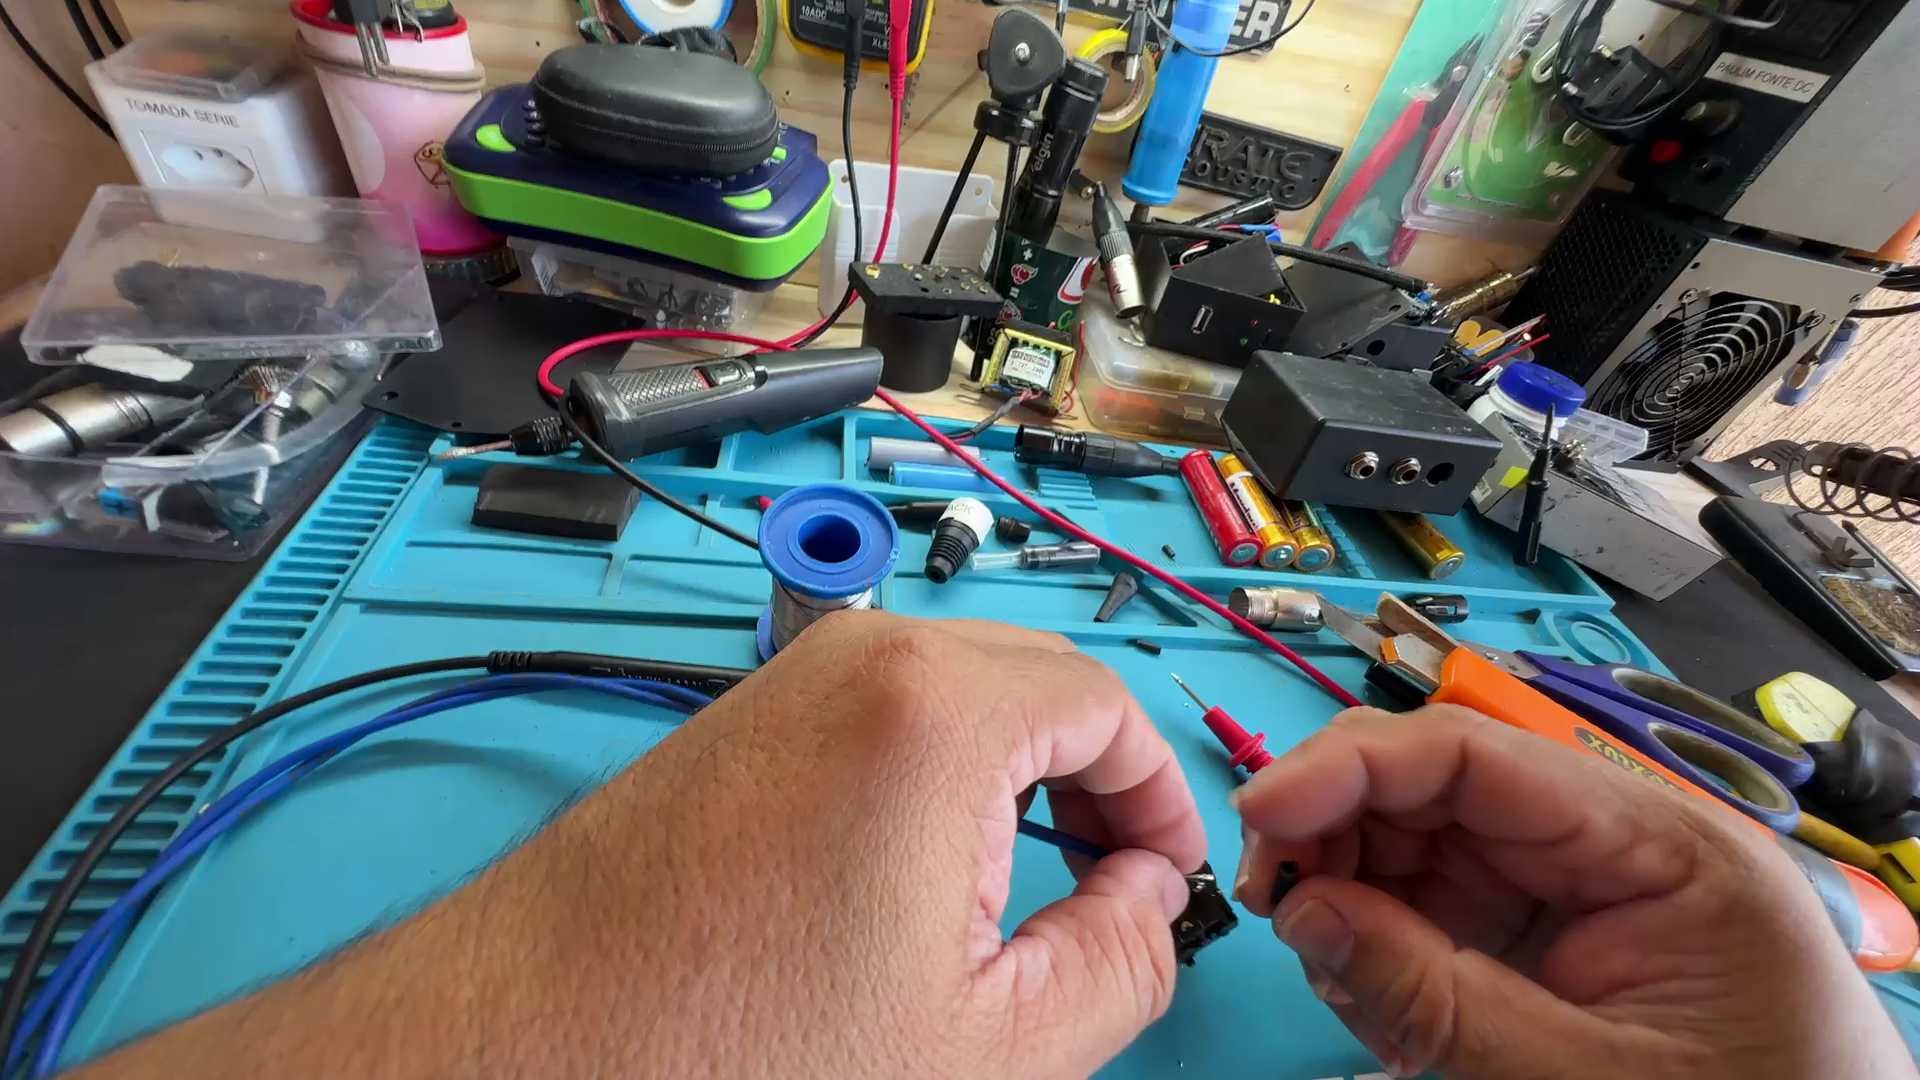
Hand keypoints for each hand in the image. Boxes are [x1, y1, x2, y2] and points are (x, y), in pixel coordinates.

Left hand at [76, 613, 1206, 1079]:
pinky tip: (931, 848)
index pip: (1103, 701)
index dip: (1157, 787)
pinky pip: (896, 698)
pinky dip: (947, 757)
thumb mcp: (989, 1047)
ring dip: (1021, 764)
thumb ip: (1120, 959)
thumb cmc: (747, 1055)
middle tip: (1107, 874)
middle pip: (1039, 678)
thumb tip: (1150, 893)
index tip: (1164, 868)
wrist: (522, 1048)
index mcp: (939, 706)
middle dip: (1095, 770)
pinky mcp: (763, 698)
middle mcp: (869, 651)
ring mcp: (805, 666)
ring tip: (1024, 871)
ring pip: (969, 684)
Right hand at [1232, 704, 1915, 1079]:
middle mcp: (1591, 833)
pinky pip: (1411, 891)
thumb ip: (1432, 996)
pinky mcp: (1520, 913)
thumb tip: (1297, 914)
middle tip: (1271, 898)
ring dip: (1338, 889)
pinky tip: (1370, 995)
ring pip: (1397, 834)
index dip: (1342, 767)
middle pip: (1415, 783)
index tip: (1256, 810)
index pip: (1463, 751)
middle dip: (1326, 830)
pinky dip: (1365, 931)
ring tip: (1335, 976)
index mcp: (1653, 841)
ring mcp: (1550, 873)